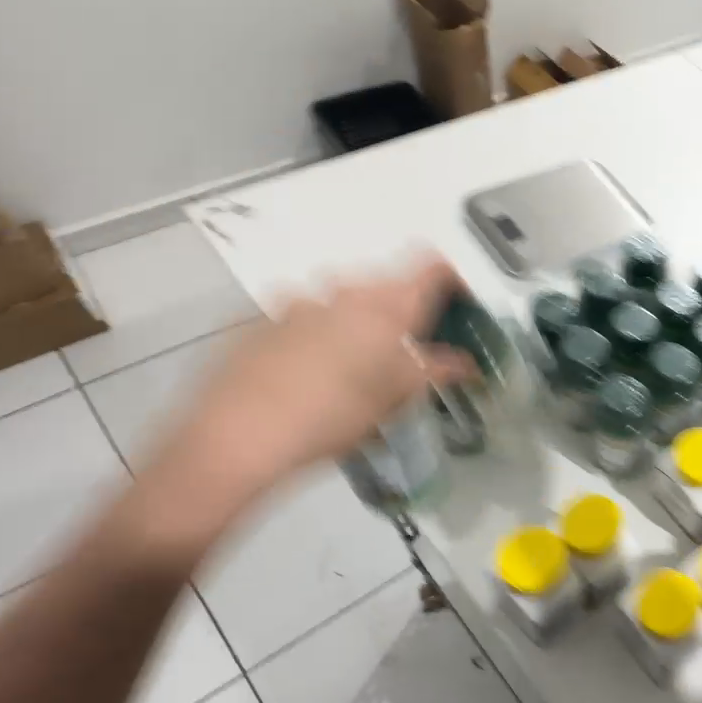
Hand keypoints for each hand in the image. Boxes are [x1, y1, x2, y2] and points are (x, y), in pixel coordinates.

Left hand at [151, 260, 477, 497]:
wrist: (236, 436)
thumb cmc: (333, 416)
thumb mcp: (395, 399)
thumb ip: (436, 371)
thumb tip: (465, 362)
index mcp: (385, 305)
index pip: (431, 266)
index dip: (453, 279)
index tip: (461, 306)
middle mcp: (342, 290)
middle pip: (386, 283)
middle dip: (403, 310)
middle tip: (409, 352)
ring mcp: (296, 302)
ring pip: (344, 301)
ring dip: (359, 323)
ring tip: (358, 369)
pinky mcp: (260, 320)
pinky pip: (306, 317)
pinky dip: (321, 336)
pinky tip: (313, 376)